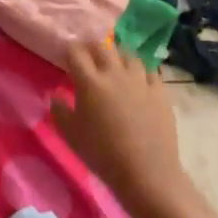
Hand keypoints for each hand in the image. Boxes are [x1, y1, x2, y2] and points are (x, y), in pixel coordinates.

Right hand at [50, 39, 192, 217]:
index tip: (67, 56)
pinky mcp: (161, 92)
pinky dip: (141, 71)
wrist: (145, 171)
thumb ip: (59, 110)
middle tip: (88, 55)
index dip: (70, 50)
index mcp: (89, 82)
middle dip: (92, 47)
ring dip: (118, 55)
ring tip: (115, 63)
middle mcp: (115, 74)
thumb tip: (57, 96)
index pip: (76, 52)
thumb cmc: (101, 153)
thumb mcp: (70, 134)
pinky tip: (138, 80)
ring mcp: (141, 81)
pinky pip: (150, 72)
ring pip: (129, 55)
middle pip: (103, 47)